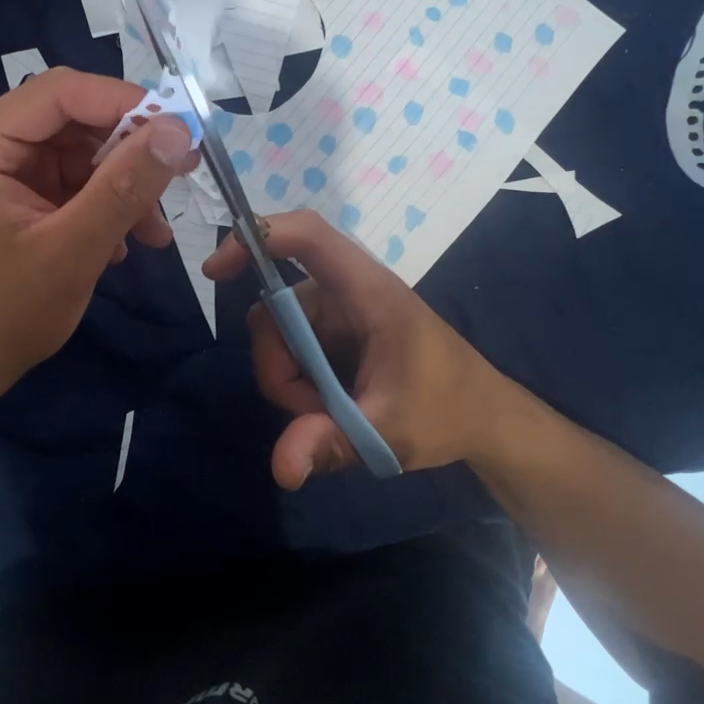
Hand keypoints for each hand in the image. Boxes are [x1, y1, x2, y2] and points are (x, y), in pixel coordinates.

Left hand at [0, 68, 198, 419]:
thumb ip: (125, 187)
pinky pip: (70, 178)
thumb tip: (178, 131)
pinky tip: (126, 243)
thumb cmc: (9, 313)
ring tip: (155, 229)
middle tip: (182, 169)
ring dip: (122, 181)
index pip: (62, 92)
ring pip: (78, 148)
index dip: (125, 102)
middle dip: (129, 145)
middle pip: (72, 116)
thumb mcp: (74, 250)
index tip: (180, 129)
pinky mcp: (14, 193)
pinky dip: (103, 201)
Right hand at [202, 210, 515, 488]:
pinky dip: (297, 378)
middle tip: (307, 411)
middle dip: (277, 360)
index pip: (308, 235)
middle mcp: (349, 291)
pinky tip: (327, 405)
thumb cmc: (448, 412)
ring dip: (289, 376)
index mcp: (369, 292)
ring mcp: (341, 310)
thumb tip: (281, 468)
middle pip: (278, 301)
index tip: (216, 268)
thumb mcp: (389, 433)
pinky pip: (294, 344)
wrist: (488, 421)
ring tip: (328, 415)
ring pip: (280, 329)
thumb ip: (332, 443)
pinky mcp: (338, 330)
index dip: (258, 235)